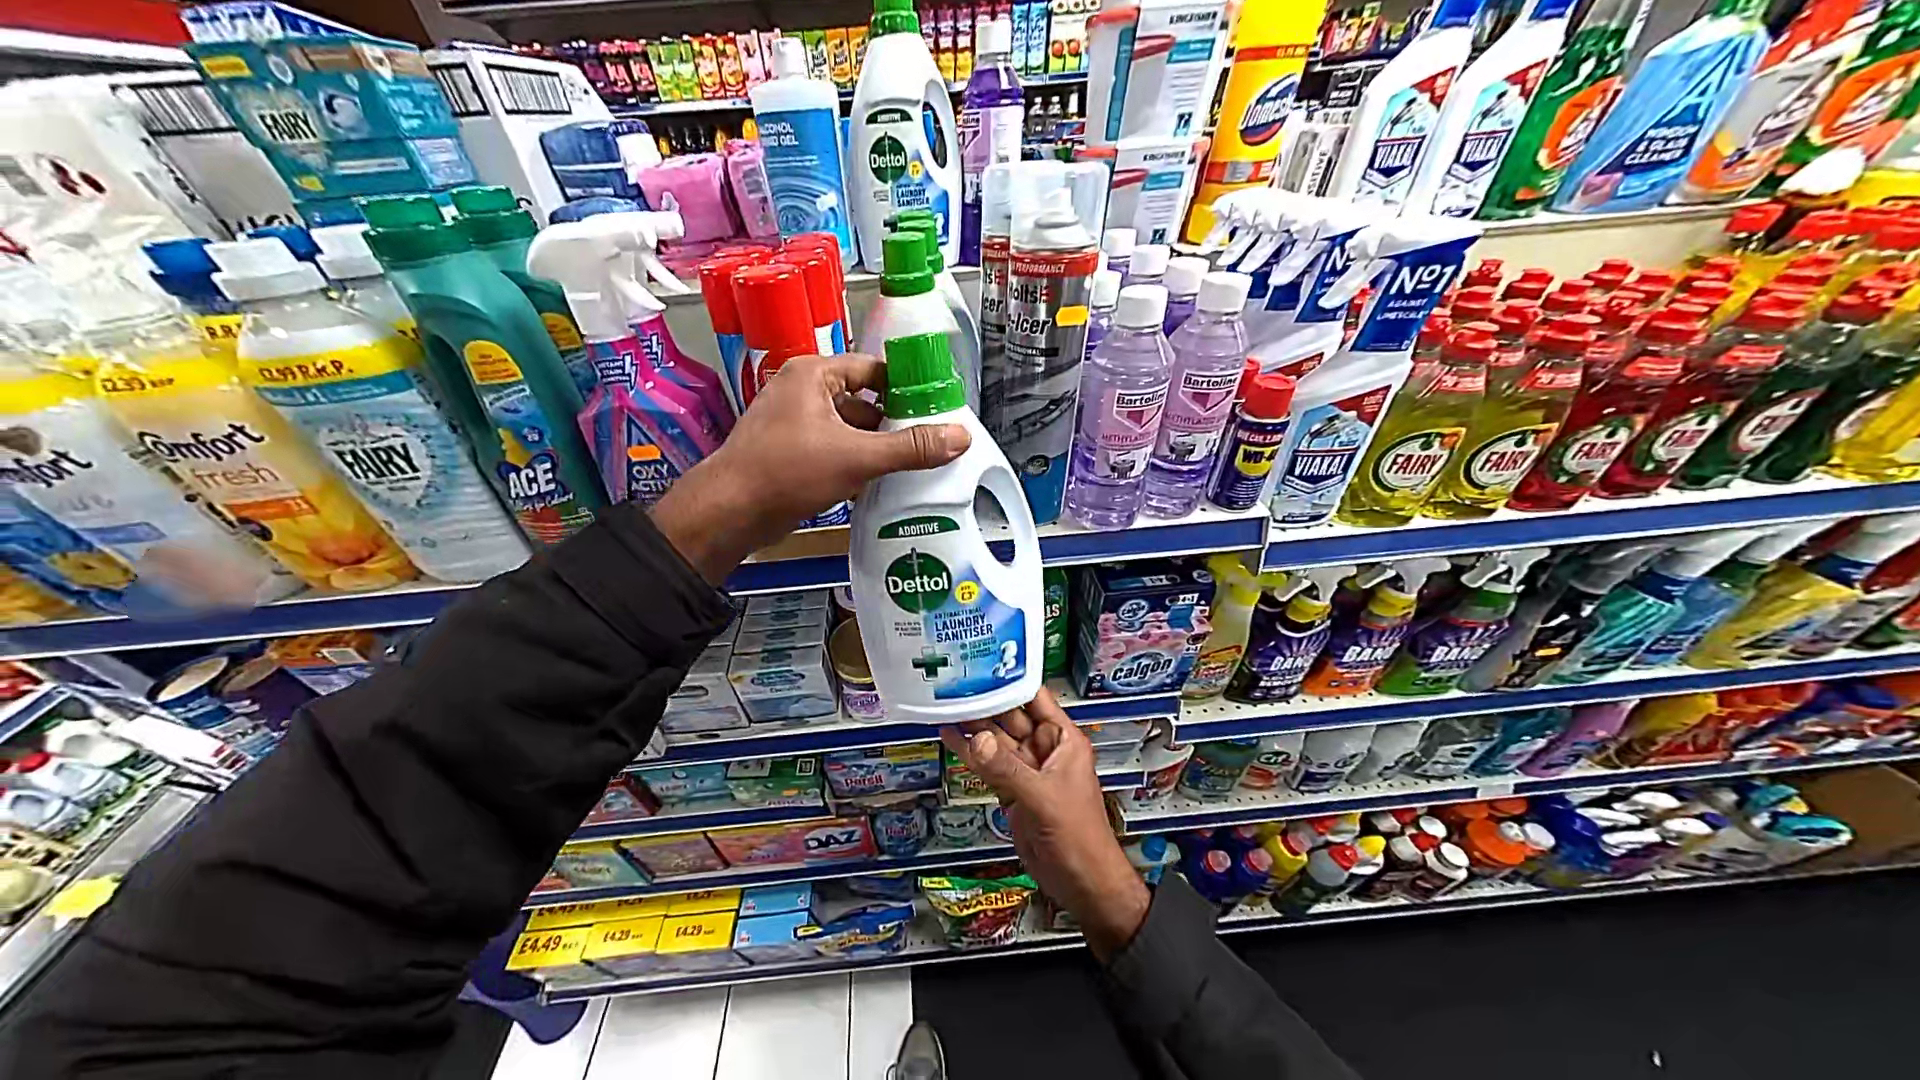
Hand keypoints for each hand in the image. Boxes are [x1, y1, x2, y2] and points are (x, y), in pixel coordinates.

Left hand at [651, 353, 969, 583]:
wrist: (731, 512)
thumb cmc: (784, 472)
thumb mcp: (857, 457)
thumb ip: (910, 448)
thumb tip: (958, 438)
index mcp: (813, 375)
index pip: (873, 369)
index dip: (905, 387)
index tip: (934, 408)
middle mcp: (802, 392)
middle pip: (863, 400)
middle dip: (893, 423)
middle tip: (927, 441)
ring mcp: (794, 422)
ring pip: (849, 428)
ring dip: (875, 446)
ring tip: (910, 463)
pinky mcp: (791, 451)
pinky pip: (834, 448)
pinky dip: (855, 461)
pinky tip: (878, 481)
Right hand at [940, 687, 1150, 958]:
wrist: (1081, 882)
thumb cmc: (1078, 836)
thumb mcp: (1043, 798)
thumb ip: (1008, 770)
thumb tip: (978, 740)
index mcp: (1063, 740)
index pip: (1034, 698)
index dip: (1010, 679)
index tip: (982, 663)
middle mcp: (1044, 749)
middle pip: (1009, 716)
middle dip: (984, 701)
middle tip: (952, 684)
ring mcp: (1027, 770)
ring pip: (996, 740)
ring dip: (972, 725)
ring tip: (943, 704)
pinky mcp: (1012, 790)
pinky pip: (988, 765)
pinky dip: (970, 752)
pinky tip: (950, 737)